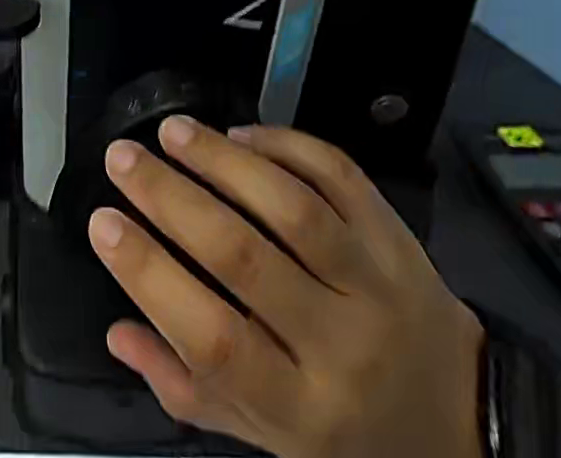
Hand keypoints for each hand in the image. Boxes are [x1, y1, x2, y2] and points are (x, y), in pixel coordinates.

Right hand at [89, 118, 483, 457]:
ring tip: (174, 131)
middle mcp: (338, 341)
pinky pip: (339, 176)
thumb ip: (188, 388)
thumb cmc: (345, 428)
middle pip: (245, 256)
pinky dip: (286, 145)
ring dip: (225, 160)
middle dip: (171, 198)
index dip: (150, 275)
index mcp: (297, 406)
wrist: (457, 412)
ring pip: (293, 206)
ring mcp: (375, 279)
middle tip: (124, 157)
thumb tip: (116, 331)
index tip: (102, 223)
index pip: (211, 336)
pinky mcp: (396, 234)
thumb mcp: (264, 434)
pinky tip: (242, 133)